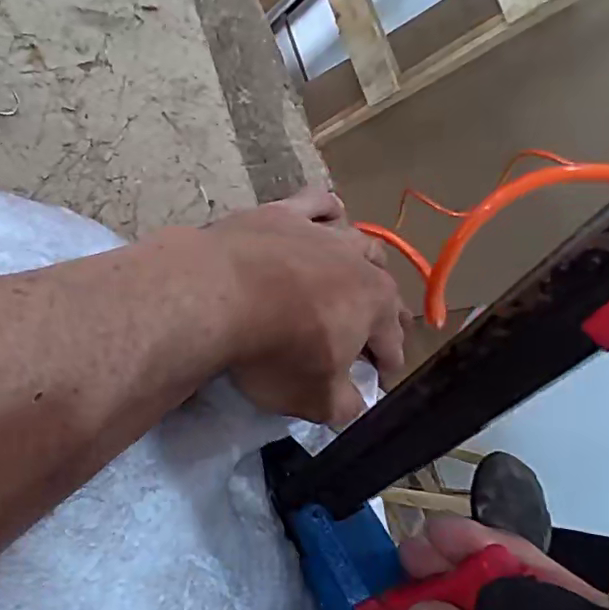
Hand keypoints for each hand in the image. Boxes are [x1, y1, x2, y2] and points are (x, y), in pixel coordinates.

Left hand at [196, 187, 407, 425]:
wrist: (216, 294)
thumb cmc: (273, 351)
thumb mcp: (313, 398)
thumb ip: (344, 406)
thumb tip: (355, 406)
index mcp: (375, 305)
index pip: (392, 341)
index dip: (388, 363)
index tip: (379, 379)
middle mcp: (357, 262)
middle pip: (383, 286)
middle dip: (384, 311)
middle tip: (369, 332)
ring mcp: (321, 232)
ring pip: (358, 239)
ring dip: (363, 259)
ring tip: (355, 274)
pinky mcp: (284, 212)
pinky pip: (317, 202)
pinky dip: (327, 211)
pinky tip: (328, 218)